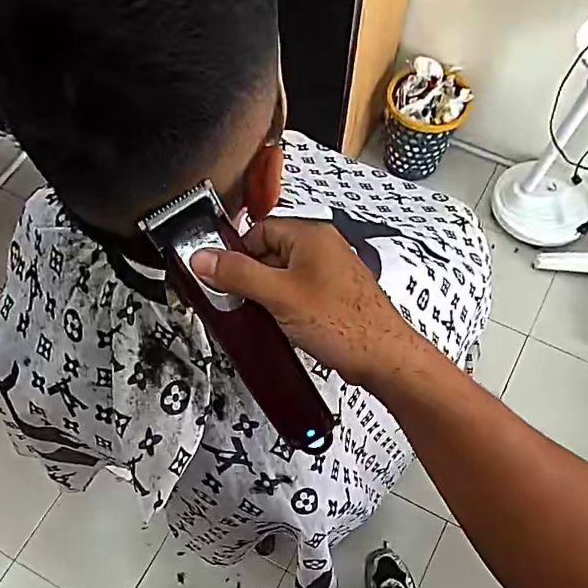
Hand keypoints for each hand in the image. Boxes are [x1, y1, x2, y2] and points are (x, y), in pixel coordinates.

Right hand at [188, 217, 433, 388]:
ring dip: (271, 298)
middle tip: (245, 302)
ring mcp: (333, 274)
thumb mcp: (279, 296)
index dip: (236, 254)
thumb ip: (237, 275)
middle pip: (270, 254)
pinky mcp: (337, 299)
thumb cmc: (347, 324)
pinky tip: (290, 328)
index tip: (221, 276)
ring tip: (272, 318)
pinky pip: (302, 296)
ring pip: (286, 278)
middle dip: (253, 280)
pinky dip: (290, 309)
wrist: (384, 358)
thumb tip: (204, 259)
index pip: (257, 230)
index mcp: (311, 235)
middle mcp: (325, 249)